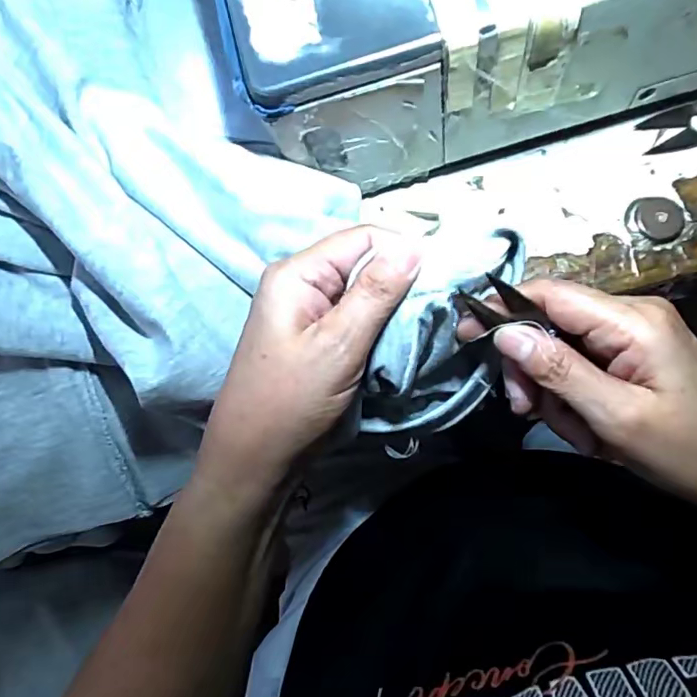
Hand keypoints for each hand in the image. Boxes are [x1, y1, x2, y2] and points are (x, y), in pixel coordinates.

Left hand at [201, 226, 420, 483]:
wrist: (257, 459)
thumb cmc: (292, 401)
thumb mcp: (339, 344)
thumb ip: (376, 292)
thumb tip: (415, 246)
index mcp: (298, 274)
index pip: (364, 238)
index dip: (403, 252)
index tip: (439, 280)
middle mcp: (302, 283)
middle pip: (365, 261)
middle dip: (401, 280)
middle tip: (434, 308)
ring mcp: (310, 310)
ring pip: (366, 290)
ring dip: (394, 306)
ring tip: (422, 325)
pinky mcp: (319, 335)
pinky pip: (358, 315)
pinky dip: (382, 325)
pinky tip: (400, 340)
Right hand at [456, 279, 696, 514]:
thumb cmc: (686, 450)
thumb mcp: (616, 418)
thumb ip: (560, 372)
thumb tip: (506, 333)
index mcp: (633, 320)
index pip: (552, 293)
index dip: (504, 307)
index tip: (466, 333)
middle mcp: (632, 315)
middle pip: (552, 323)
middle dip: (534, 369)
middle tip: (527, 411)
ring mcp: (634, 335)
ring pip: (563, 350)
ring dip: (555, 393)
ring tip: (580, 434)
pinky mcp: (633, 355)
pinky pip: (584, 366)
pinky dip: (575, 398)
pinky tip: (591, 430)